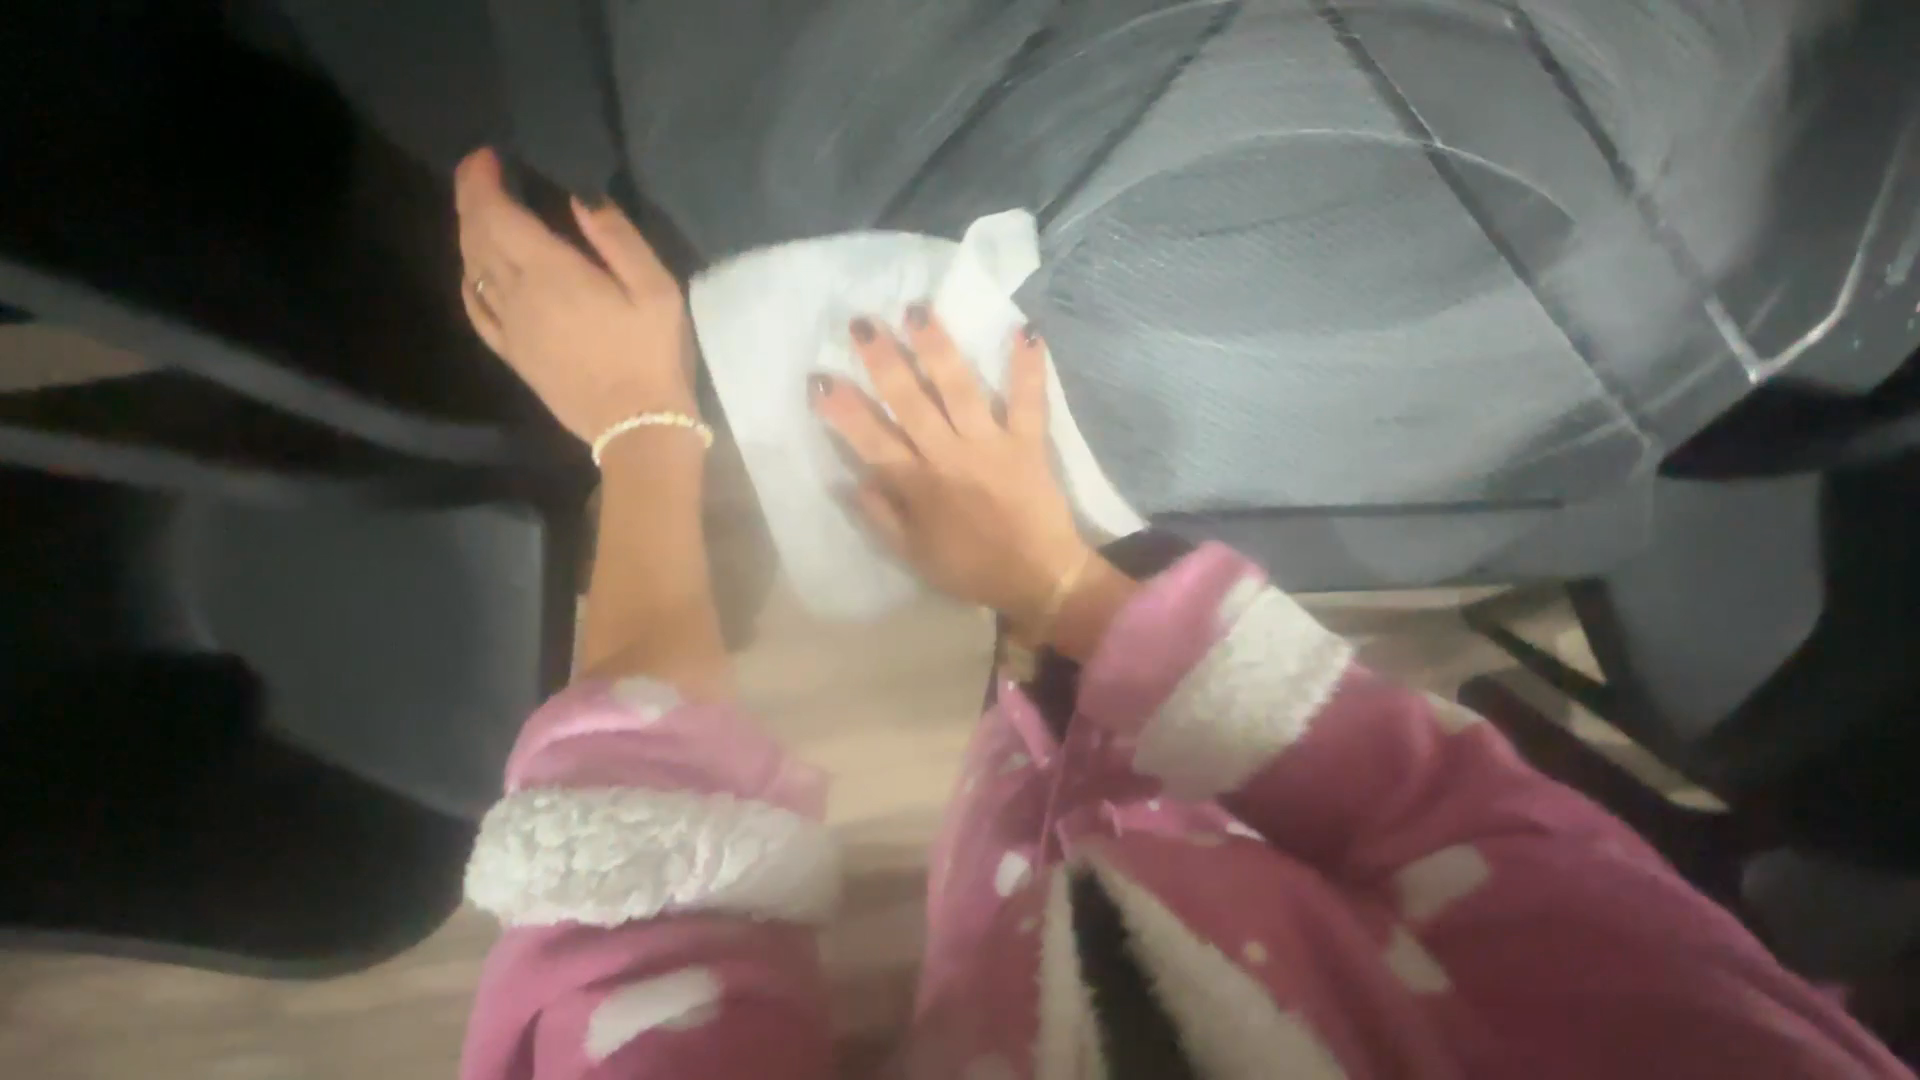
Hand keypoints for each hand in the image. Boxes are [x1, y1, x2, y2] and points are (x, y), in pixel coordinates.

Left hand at [454, 148, 693, 442]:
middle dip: (471, 199)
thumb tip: (579, 197)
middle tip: (481, 177)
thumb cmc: (653, 355)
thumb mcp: (657, 290)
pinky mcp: (514, 355)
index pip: (496, 213)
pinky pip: (476, 310)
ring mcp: (511, 328)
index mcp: (551, 272)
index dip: (482, 180)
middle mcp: (518, 294)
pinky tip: (474, 273)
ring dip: (469, 235)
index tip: (488, 157)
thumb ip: (617, 239)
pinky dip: (468, 281)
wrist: (638, 425)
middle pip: (476, 236)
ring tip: (482, 217)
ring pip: (471, 269)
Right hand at [810, 307, 1091, 627]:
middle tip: (862, 322)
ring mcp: (989, 445)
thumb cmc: (972, 569)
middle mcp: (947, 456)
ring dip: (937, 347)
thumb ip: (882, 516)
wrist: (1038, 579)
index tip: (819, 377)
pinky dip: (1028, 367)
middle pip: (909, 401)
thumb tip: (852, 479)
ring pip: (959, 389)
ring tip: (918, 310)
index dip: (842, 409)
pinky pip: (1028, 401)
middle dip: (882, 360)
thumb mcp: (914, 554)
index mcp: (916, 485)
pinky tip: (1027, 329)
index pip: (870, 439)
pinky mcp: (1027, 443)